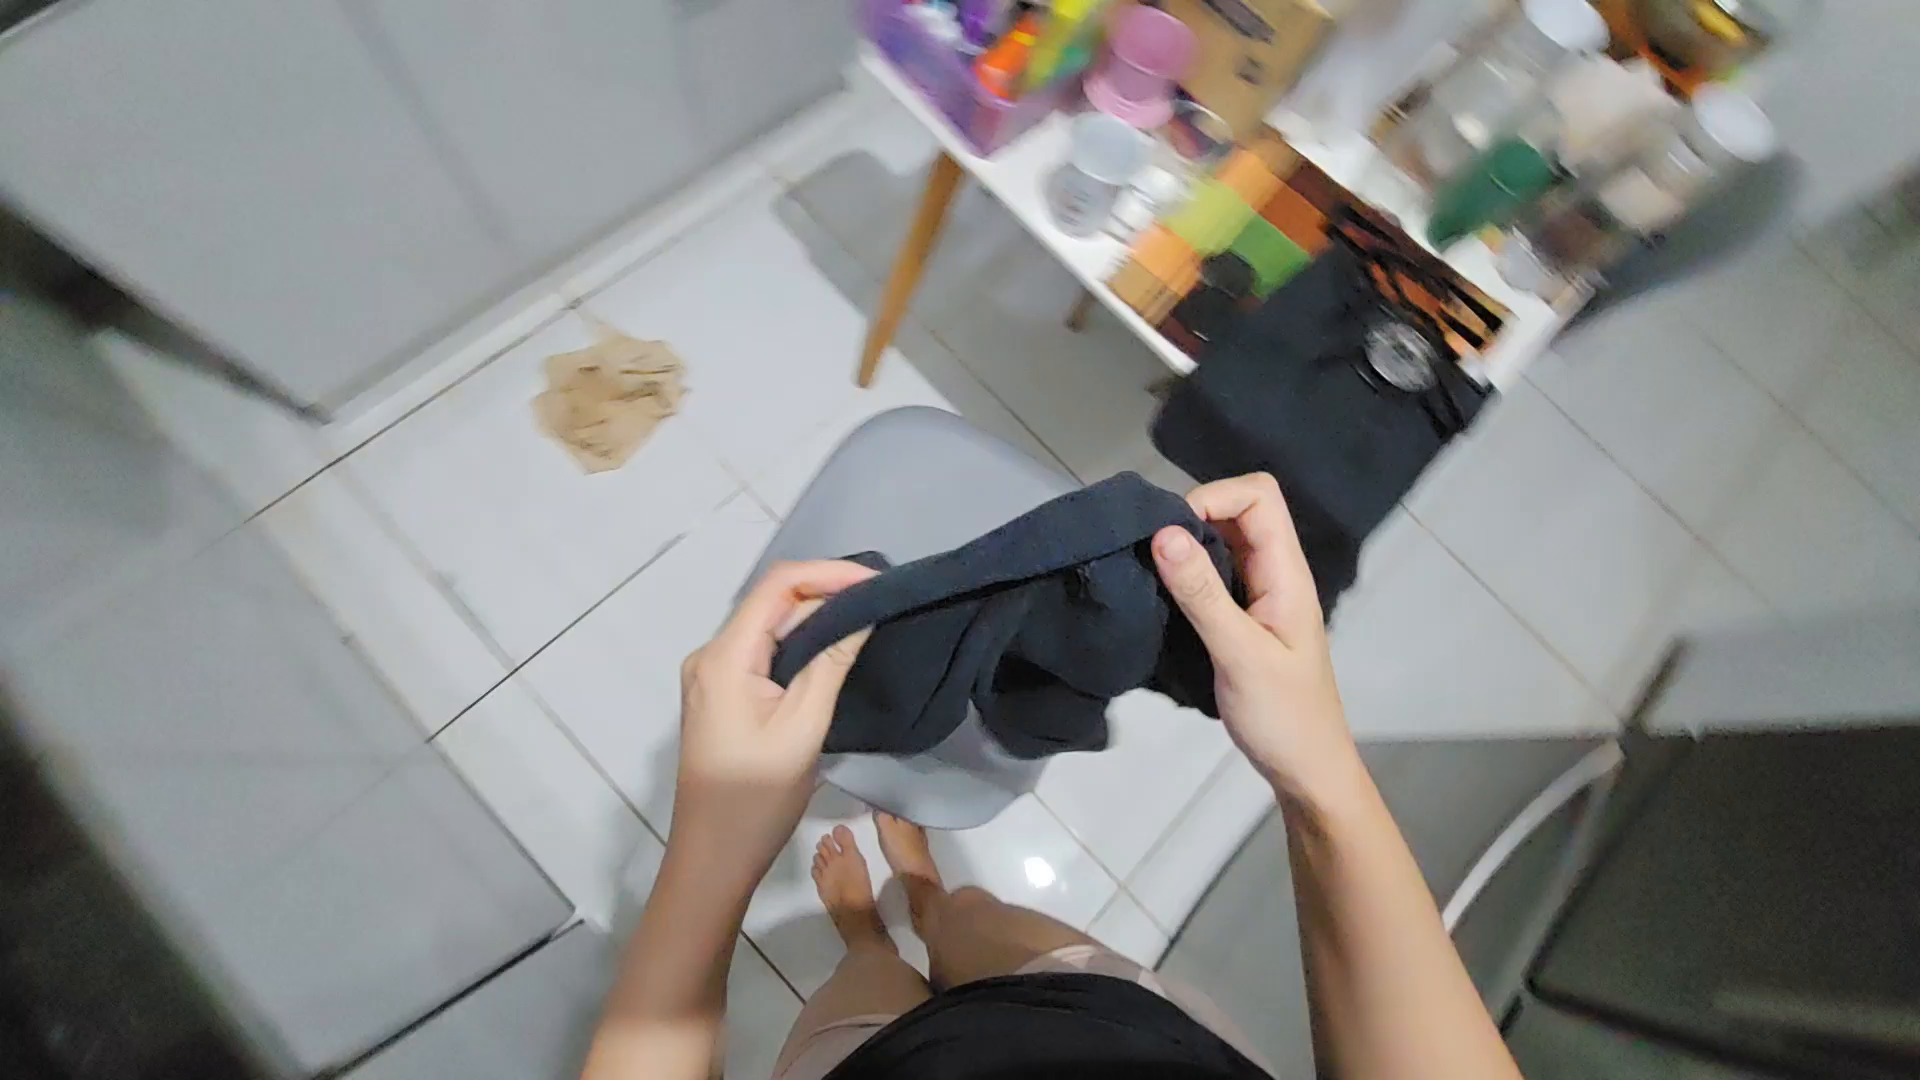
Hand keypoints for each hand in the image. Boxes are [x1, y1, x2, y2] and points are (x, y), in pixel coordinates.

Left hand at [671, 560, 876, 868]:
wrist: (713, 859)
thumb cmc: (757, 799)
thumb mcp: (804, 727)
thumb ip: (831, 662)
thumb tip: (862, 614)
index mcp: (724, 658)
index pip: (776, 587)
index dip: (827, 573)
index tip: (875, 580)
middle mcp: (711, 655)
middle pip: (772, 603)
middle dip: (826, 592)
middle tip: (880, 596)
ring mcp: (714, 674)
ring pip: (770, 626)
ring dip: (816, 615)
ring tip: (867, 613)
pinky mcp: (724, 692)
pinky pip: (765, 650)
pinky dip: (801, 641)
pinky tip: (834, 643)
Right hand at [1151, 473, 1354, 798]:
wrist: (1305, 769)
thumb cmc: (1282, 715)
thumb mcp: (1239, 654)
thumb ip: (1201, 593)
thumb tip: (1162, 533)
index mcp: (1286, 573)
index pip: (1259, 496)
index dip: (1213, 497)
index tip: (1169, 533)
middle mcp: (1273, 573)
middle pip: (1239, 509)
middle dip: (1192, 515)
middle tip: (1150, 549)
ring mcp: (1258, 593)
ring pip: (1222, 540)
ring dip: (1185, 543)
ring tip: (1148, 566)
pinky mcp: (1240, 615)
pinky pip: (1212, 572)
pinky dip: (1184, 570)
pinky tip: (1160, 590)